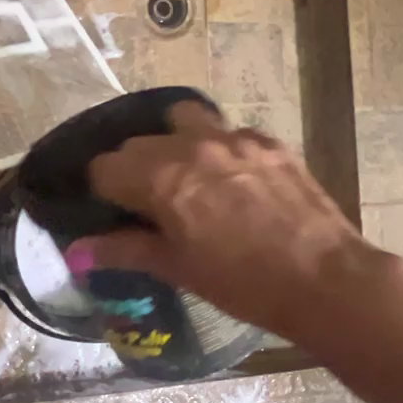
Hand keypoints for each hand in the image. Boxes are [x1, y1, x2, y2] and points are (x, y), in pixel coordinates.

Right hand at [65, 101, 386, 340]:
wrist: (325, 279)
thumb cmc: (242, 283)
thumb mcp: (177, 268)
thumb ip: (124, 250)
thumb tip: (76, 252)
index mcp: (160, 179)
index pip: (105, 167)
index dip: (102, 190)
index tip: (113, 211)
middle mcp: (190, 147)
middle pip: (139, 143)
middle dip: (133, 168)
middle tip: (148, 202)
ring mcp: (233, 139)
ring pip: (181, 119)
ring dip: (172, 141)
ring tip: (185, 173)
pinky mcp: (268, 141)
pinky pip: (227, 131)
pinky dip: (217, 147)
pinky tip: (231, 179)